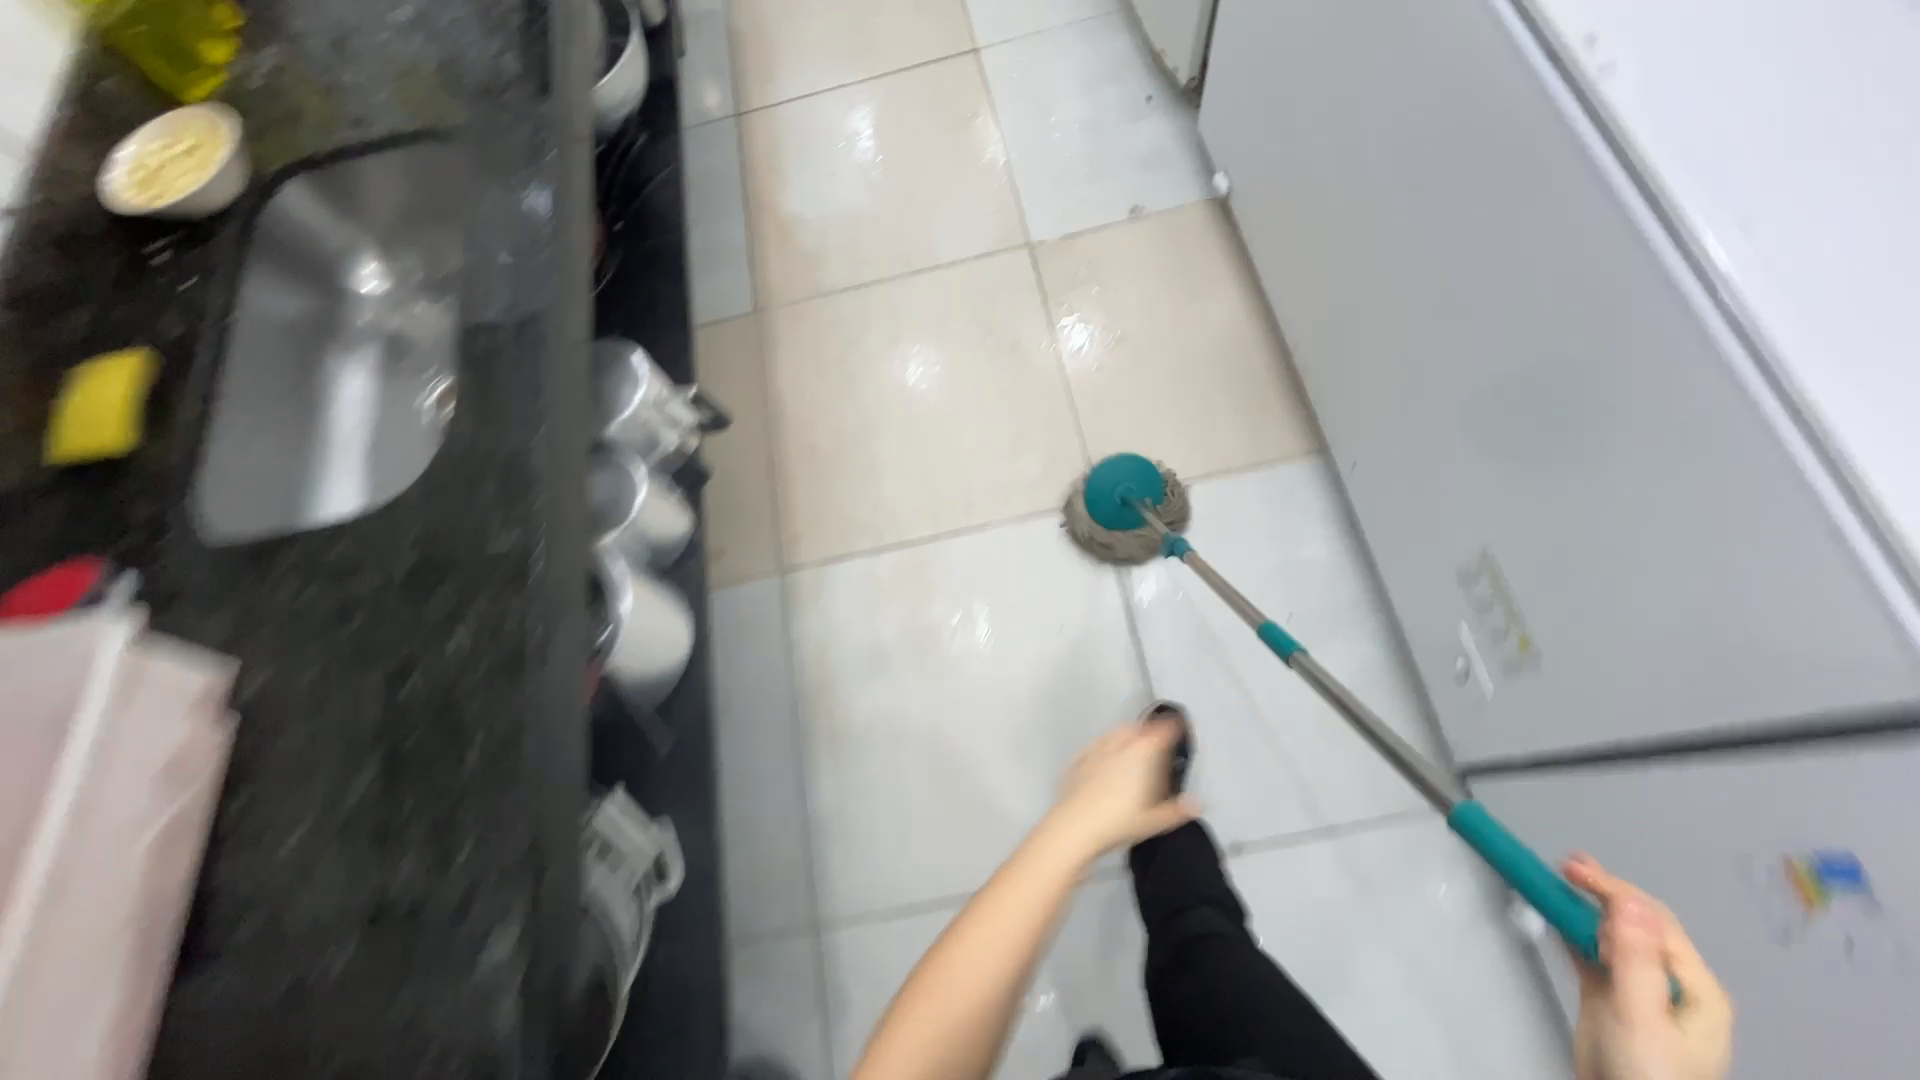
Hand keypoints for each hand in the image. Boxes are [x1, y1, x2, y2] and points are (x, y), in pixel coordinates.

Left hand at [1043, 717, 1197, 859]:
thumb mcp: (1154, 821)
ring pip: (1112, 735)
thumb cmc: (1118, 821)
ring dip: (1123, 734)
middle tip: (1154, 735)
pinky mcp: (1077, 763)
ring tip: (1129, 741)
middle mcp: (1118, 747)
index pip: (1160, 733)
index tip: (1177, 724)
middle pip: (1135, 728)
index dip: (1171, 726)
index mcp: (1141, 755)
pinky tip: (1100, 758)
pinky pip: (1092, 749)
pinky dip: (1101, 749)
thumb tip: (1198, 805)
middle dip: (1146, 729)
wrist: (1075, 826)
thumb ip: (1178, 811)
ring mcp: (1095, 753)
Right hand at [1564, 854, 1733, 1079]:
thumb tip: (1627, 900)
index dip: (1614, 891)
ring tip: (1560, 881)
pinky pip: (1596, 959)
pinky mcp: (1615, 1005)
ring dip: (1587, 909)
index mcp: (1694, 988)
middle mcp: (1672, 986)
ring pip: (1614, 939)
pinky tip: (1559, 919)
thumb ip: (1635, 957)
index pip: (1654, 922)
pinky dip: (1577, 935)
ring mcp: (1643, 996)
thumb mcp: (1639, 1014)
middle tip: (1565, 863)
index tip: (1570, 868)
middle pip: (1638, 926)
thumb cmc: (1644, 1070)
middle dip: (1604, 892)